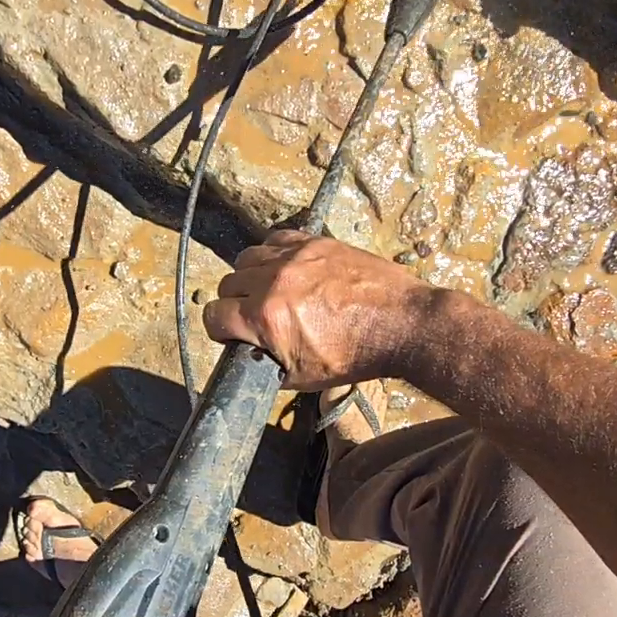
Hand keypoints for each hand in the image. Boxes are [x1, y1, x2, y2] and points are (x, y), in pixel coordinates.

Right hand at [201, 231, 437, 390]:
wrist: (402, 324)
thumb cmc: (357, 355)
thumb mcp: (303, 378)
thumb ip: (265, 364)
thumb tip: (248, 356)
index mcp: (266, 317)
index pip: (214, 315)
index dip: (219, 330)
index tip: (231, 334)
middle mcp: (273, 281)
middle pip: (227, 284)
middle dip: (233, 303)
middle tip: (252, 316)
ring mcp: (294, 257)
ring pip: (247, 257)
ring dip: (249, 275)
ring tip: (266, 290)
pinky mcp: (315, 242)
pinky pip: (275, 238)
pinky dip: (272, 253)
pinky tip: (283, 268)